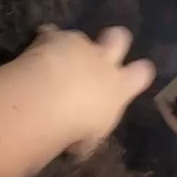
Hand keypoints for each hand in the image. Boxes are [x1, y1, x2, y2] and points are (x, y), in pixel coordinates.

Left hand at [6, 25, 155, 151]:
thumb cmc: (76, 127)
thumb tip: (81, 143)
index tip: (134, 75)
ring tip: (54, 58)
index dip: (140, 72)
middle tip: (103, 49)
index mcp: (119, 87)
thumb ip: (90, 134)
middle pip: (119, 38)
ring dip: (71, 46)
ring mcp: (80, 45)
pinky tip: (33, 53)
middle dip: (114, 40)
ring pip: (81, 35)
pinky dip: (44, 41)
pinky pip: (50, 33)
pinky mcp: (55, 36)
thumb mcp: (89, 139)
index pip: (142, 73)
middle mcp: (103, 61)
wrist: (51, 98)